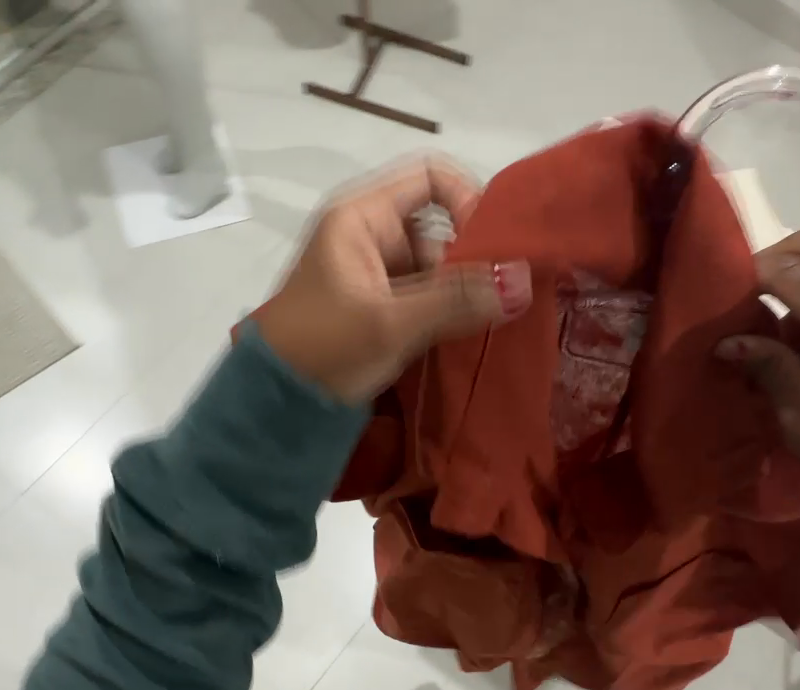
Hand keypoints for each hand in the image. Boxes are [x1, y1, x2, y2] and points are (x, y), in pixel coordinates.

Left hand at [256, 157, 531, 402]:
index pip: (431, 176)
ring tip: (486, 326)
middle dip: (471, 262)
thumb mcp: (392, 323)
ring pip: (437, 269)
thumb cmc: (323, 349)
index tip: (490, 250)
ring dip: (462, 295)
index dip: (468, 201)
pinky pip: (427, 299)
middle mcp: (370, 235)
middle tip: (496, 302)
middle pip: (440, 227)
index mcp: (361, 216)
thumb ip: (458, 299)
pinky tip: (467, 337)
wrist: (274, 403)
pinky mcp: (380, 311)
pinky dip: (448, 315)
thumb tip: (525, 279)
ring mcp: (375, 275)